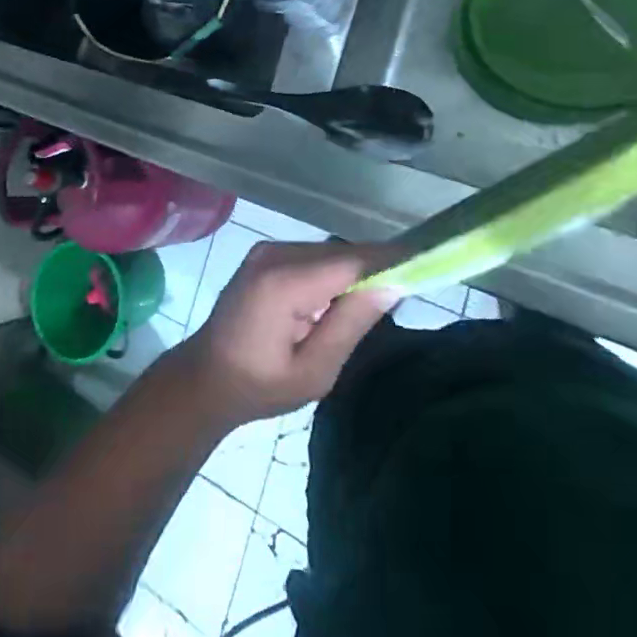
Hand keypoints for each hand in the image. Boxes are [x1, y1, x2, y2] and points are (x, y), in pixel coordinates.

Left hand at [176, 241, 401, 424]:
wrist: (206, 377)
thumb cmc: (260, 385)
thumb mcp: (315, 369)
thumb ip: (352, 322)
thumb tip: (395, 283)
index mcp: (283, 283)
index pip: (352, 260)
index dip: (392, 260)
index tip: (430, 266)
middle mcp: (274, 255)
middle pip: (342, 252)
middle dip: (377, 267)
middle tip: (410, 291)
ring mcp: (266, 251)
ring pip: (329, 251)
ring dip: (356, 270)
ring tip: (380, 299)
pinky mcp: (265, 255)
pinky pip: (313, 256)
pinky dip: (335, 271)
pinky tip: (344, 297)